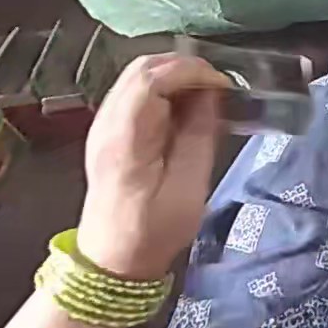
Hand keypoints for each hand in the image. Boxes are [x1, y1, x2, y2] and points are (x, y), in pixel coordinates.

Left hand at [76, 54, 230, 279]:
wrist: (111, 260)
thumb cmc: (153, 229)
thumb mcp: (189, 187)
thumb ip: (199, 133)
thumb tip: (211, 94)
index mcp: (125, 137)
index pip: (151, 78)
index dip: (191, 71)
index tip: (223, 85)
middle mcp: (107, 122)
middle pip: (142, 67)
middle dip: (185, 67)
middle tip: (218, 86)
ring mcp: (104, 123)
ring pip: (138, 74)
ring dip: (175, 75)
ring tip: (207, 93)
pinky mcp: (110, 129)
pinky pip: (136, 90)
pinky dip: (165, 87)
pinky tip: (186, 104)